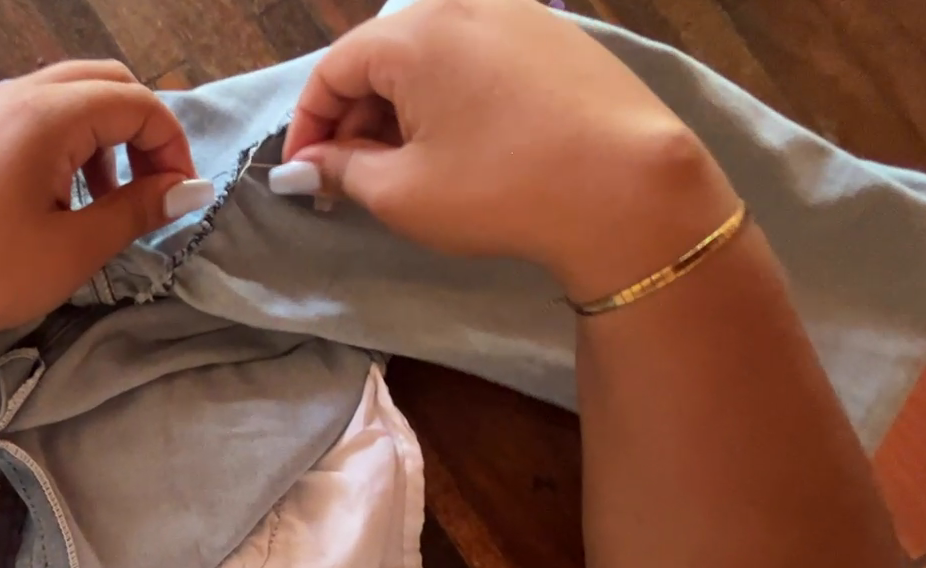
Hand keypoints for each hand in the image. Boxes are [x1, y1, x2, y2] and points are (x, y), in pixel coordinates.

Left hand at [0, 60, 203, 342]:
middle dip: (140, 131)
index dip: (170, 146)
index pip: (136, 103)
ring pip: (67, 99)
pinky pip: (32, 120)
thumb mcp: (75, 248)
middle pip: (104, 84)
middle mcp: (18, 95)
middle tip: (150, 188)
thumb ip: (137, 210)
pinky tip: (59, 200)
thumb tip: (189, 189)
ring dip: (102, 139)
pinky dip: (65, 147)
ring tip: (104, 202)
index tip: (179, 197)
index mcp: (49, 113)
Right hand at [279, 0, 738, 298]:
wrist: (623, 187)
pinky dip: (440, 102)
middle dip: (349, 122)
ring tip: (396, 171)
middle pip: (378, 59)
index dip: (305, 127)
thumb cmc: (492, 189)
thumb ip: (338, 170)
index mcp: (417, 34)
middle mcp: (464, 5)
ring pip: (425, 61)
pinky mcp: (552, 37)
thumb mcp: (396, 191)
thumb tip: (303, 167)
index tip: (301, 177)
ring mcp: (516, 14)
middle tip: (345, 182)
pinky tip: (449, 148)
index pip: (332, 69)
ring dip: (393, 114)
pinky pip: (470, 61)